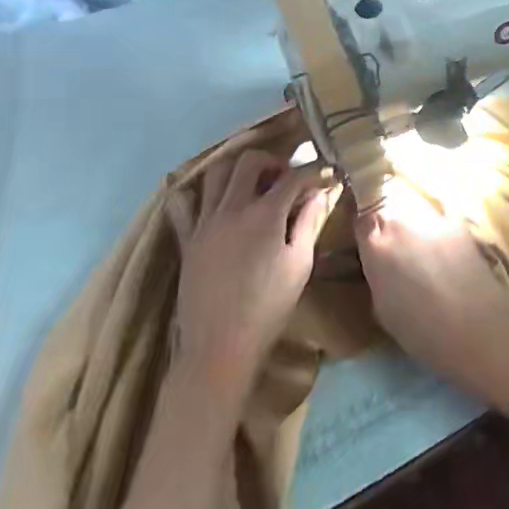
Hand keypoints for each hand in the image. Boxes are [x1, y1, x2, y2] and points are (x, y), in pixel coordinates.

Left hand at [166, 149, 339, 392]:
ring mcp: (204, 221)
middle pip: (250, 162)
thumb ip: (309, 222)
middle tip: (287, 180)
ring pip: (216, 172)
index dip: (314, 171)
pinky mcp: (187, 238)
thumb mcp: (299, 264)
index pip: (294, 176)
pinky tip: (212, 201)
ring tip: (253, 187)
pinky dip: (197, 193)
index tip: (326, 176)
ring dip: (239, 170)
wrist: (220, 347)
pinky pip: (182, 203)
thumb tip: (321, 192)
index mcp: (265, 214)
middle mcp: (232, 208)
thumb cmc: (268, 307)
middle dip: (273, 162)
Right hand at [355, 183, 508, 401]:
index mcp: (376, 242)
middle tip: (390, 239)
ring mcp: (432, 216)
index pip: (360, 215)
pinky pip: (437, 217)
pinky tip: (441, 250)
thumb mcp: (382, 305)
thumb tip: (378, 260)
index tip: (364, 231)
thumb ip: (376, 271)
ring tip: (418, 245)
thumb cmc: (420, 328)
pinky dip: (434, 228)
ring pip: (412, 206)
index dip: (362, 222)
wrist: (476, 326)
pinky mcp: (458, 221)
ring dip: (410, 219)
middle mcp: (401, 219)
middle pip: (386, 203)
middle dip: (385, 217)